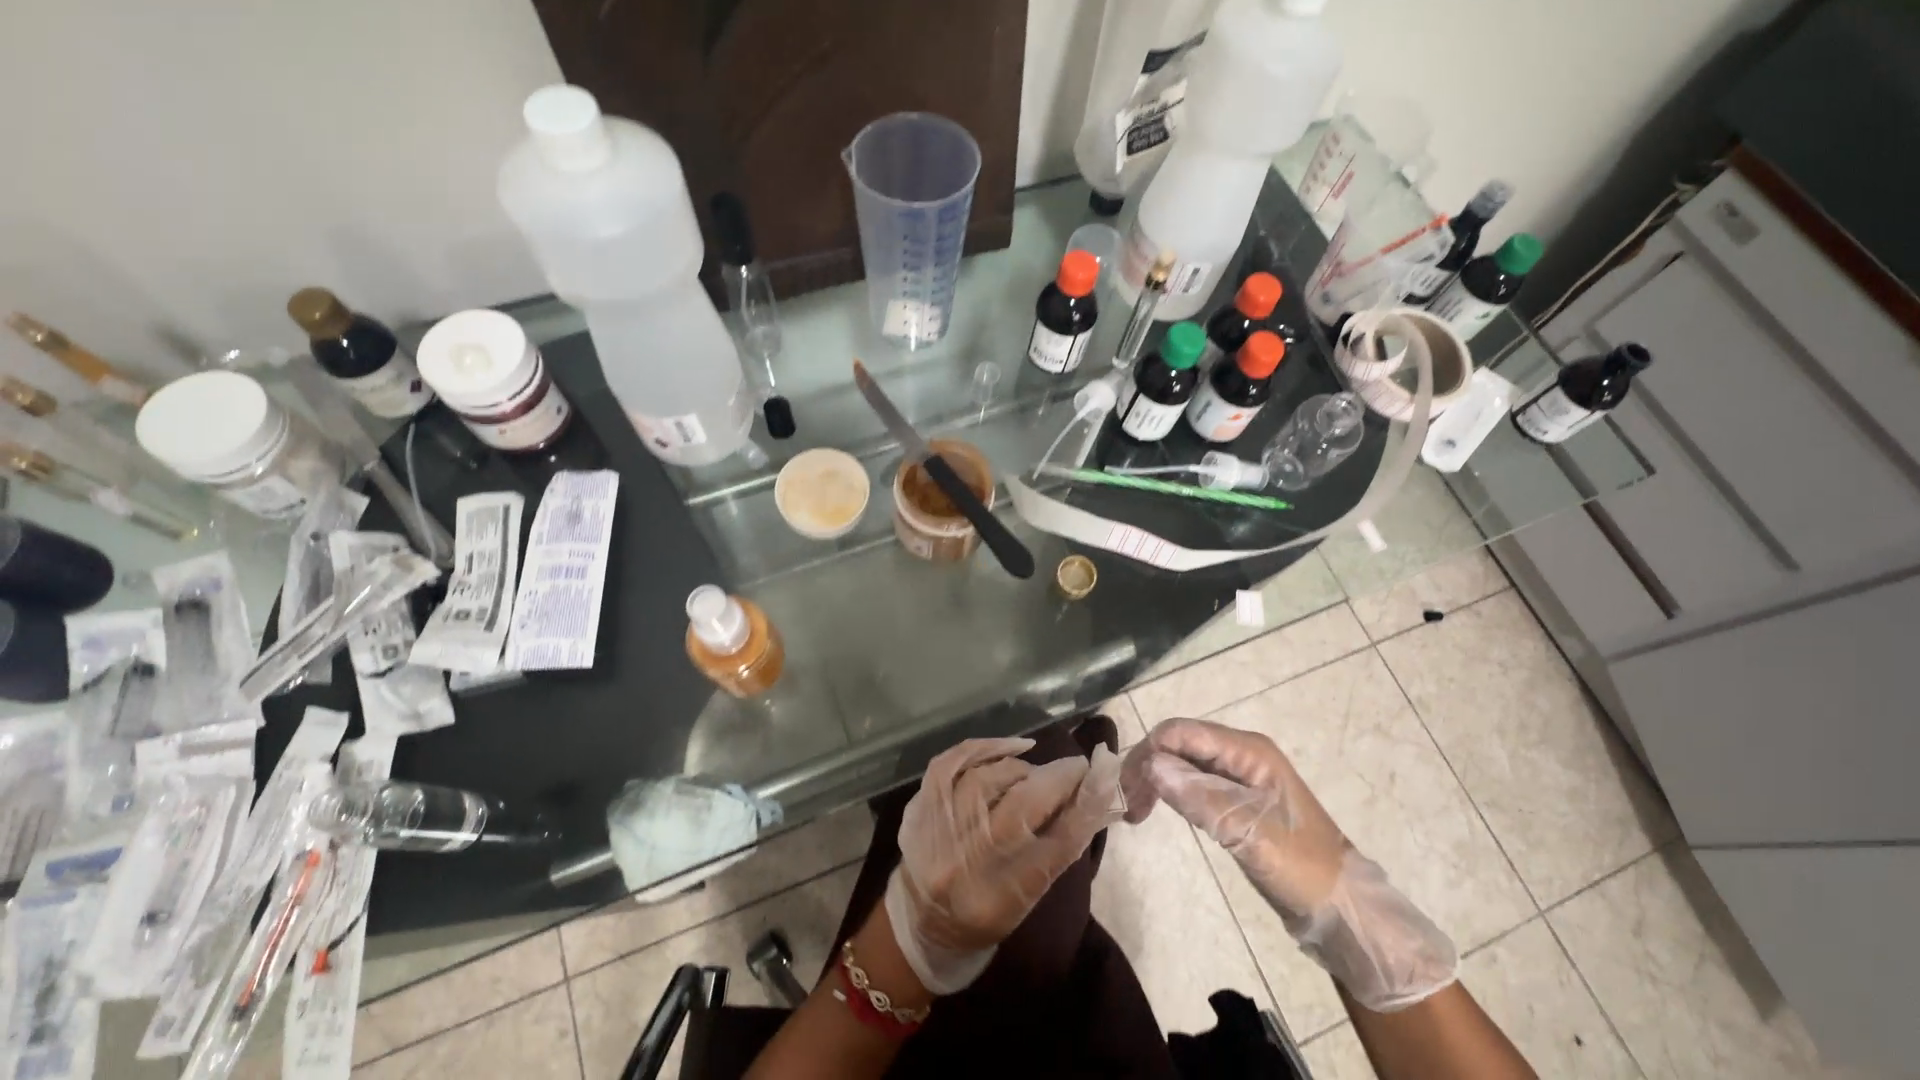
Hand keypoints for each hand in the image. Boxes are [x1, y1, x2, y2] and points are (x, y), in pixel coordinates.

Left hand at [885, 736, 1119, 994]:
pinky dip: (985, 747)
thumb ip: (1063, 842)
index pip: (1061, 839)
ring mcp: (943, 830)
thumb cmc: (990, 913)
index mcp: (1010, 889)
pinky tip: (1011, 748)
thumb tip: (1096, 791)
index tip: (1105, 772)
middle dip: (1059, 777)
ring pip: (990, 778)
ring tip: (1035, 775)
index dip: (1088, 800)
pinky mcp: (921, 808)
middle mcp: (974, 858)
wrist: (924, 925)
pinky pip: (951, 762)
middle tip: (1075, 768)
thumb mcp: (1034, 891)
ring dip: (1023, 770)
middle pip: (1026, 803)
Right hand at [1123, 718, 1457, 1011]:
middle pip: (1178, 743)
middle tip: (1127, 807)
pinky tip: (1158, 811)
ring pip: (1183, 762)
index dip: (1147, 753)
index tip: (1126, 791)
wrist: (1341, 906)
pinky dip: (1170, 793)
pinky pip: (1194, 782)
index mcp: (1248, 751)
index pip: (1181, 731)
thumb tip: (1150, 764)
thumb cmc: (1300, 866)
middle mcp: (1241, 754)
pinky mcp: (1236, 798)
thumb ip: (1199, 796)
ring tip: (1136, 813)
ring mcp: (1239, 776)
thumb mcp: (1248, 832)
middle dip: (1147, 766)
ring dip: (1155, 780)